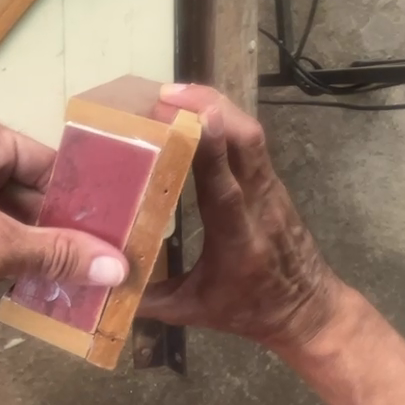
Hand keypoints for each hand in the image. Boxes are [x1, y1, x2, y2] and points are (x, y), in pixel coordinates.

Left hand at [0, 111, 128, 323]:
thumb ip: (58, 254)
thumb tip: (120, 267)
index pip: (47, 163)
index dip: (82, 198)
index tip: (118, 230)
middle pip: (29, 193)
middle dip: (61, 230)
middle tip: (108, 262)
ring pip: (9, 219)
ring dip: (38, 249)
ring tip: (87, 280)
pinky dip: (11, 258)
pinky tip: (45, 286)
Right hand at [139, 85, 343, 349]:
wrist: (310, 311)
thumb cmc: (248, 311)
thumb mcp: (192, 311)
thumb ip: (145, 299)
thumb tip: (95, 285)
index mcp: (238, 240)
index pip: (227, 188)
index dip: (212, 150)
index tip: (193, 117)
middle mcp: (258, 206)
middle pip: (245, 144)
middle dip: (210, 109)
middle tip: (164, 94)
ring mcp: (269, 189)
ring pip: (251, 134)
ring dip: (216, 105)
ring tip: (172, 93)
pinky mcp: (269, 181)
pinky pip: (250, 140)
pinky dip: (223, 117)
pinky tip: (195, 108)